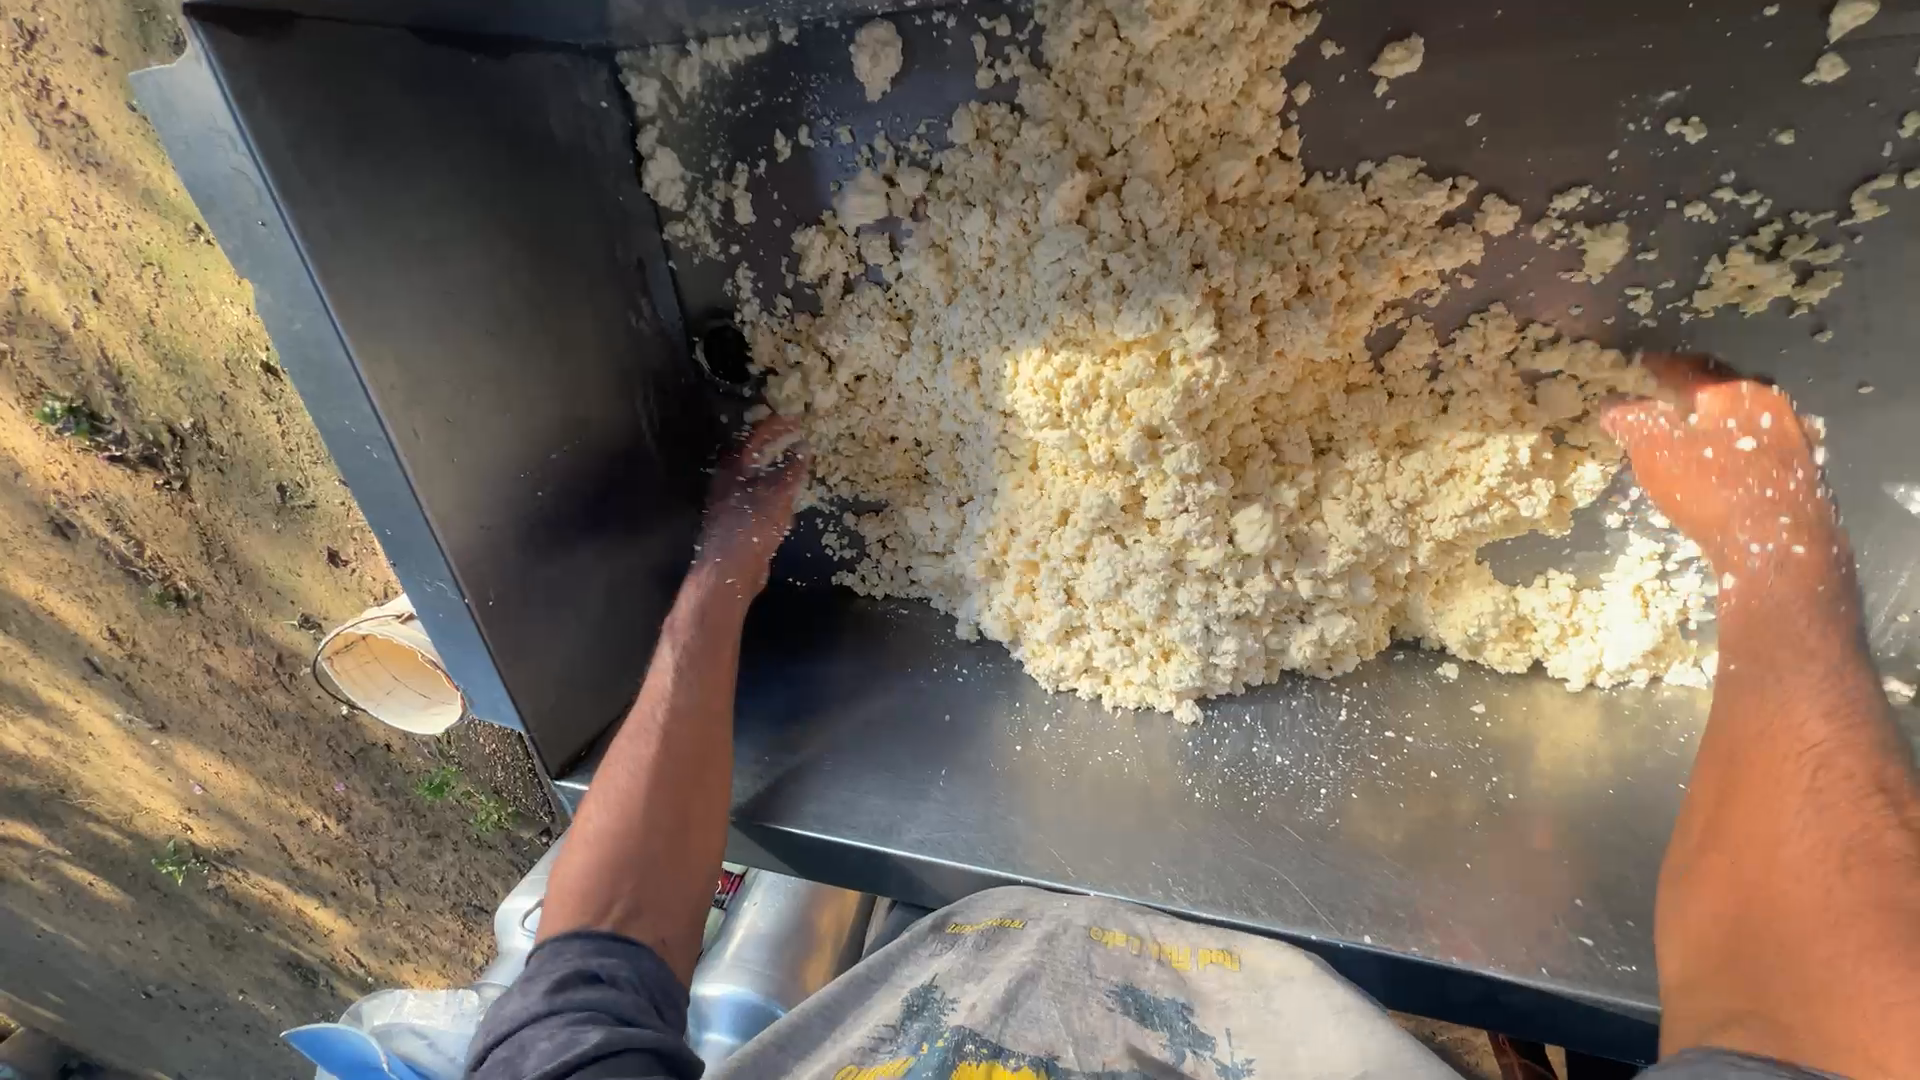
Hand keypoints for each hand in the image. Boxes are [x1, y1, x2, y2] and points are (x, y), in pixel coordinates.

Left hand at [692, 417, 809, 602]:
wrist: (729, 570)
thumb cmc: (751, 526)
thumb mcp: (778, 493)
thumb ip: (792, 469)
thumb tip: (803, 447)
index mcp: (734, 468)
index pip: (756, 436)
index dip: (778, 425)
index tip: (798, 419)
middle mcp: (728, 482)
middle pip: (752, 455)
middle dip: (773, 446)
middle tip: (794, 438)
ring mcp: (730, 504)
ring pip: (755, 479)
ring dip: (774, 472)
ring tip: (794, 469)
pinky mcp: (737, 524)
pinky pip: (759, 502)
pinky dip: (774, 497)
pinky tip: (786, 508)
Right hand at [1600, 354, 1843, 586]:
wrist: (1773, 544)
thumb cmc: (1709, 487)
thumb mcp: (1653, 449)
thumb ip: (1631, 419)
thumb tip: (1613, 402)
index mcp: (1736, 393)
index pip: (1687, 368)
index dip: (1655, 366)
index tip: (1632, 365)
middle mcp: (1771, 406)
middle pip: (1717, 388)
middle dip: (1683, 390)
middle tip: (1652, 396)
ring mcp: (1790, 437)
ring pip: (1735, 415)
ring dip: (1704, 418)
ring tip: (1675, 428)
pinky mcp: (1792, 468)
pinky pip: (1748, 441)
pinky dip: (1721, 442)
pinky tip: (1707, 458)